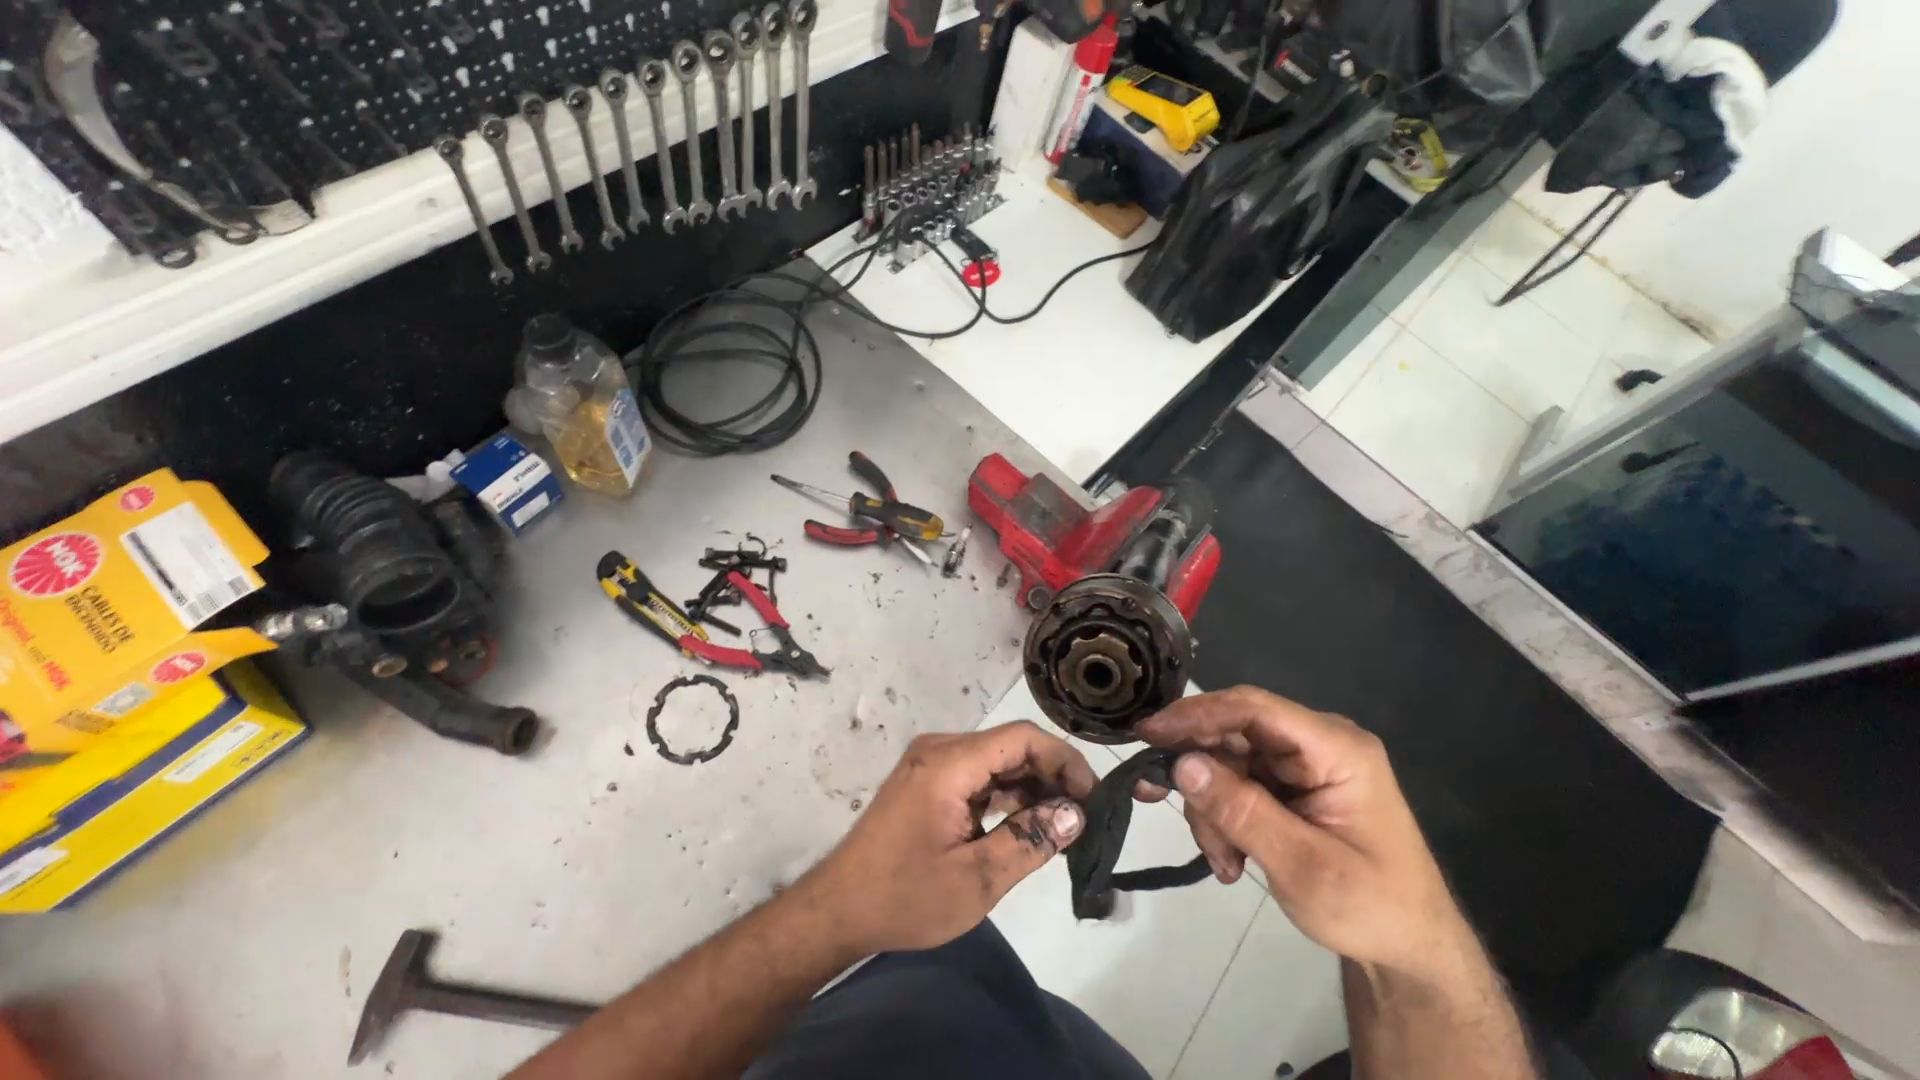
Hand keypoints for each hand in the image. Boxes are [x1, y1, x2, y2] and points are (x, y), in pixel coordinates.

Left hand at [798, 721, 1095, 956]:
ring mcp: (930, 765)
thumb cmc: (904, 897)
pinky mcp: (927, 783)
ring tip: (1060, 827)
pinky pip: (978, 776)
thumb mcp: (976, 879)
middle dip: (1052, 776)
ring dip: (1031, 788)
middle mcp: (939, 750)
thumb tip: (1076, 813)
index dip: (1064, 761)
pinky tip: (1025, 826)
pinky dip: (1006, 796)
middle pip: (1011, 745)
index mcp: (948, 763)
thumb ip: (1029, 841)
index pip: (1023, 737)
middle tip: (1081, 819)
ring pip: (997, 761)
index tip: (1092, 799)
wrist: (837, 910)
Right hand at [1135, 687, 1473, 980]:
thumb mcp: (1303, 867)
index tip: (1147, 734)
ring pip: (1227, 764)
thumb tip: (1181, 764)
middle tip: (1160, 807)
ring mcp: (1303, 765)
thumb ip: (1242, 812)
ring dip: (1212, 811)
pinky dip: (1223, 820)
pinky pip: (1237, 787)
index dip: (1196, 715)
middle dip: (1201, 780)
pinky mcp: (1291, 787)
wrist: (1409, 949)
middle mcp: (1317, 744)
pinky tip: (1232, 860)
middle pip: (1233, 736)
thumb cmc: (1371, 908)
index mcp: (1336, 748)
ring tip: (1226, 864)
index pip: (1253, 708)